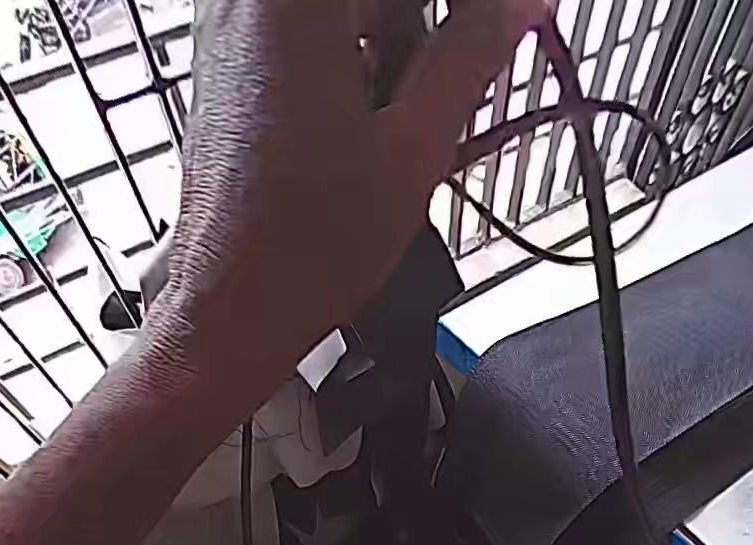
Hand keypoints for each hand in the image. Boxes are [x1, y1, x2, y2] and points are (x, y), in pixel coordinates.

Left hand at [153, 0, 538, 374]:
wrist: (237, 306)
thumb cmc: (306, 249)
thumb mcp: (414, 149)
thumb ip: (472, 54)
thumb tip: (519, 1)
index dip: (461, 17)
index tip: (489, 32)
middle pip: (373, 0)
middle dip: (423, 33)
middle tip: (454, 78)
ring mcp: (233, 33)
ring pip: (343, 15)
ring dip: (392, 51)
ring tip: (405, 121)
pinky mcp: (233, 74)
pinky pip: (310, 40)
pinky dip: (354, 69)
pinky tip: (369, 127)